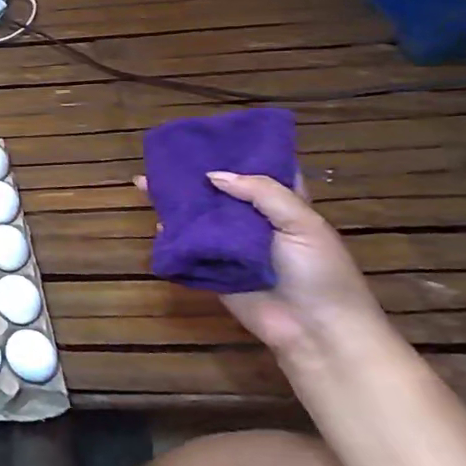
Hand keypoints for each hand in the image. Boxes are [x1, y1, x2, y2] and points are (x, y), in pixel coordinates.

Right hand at [136, 172, 385, 359]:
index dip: (237, 152)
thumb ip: (262, 192)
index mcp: (283, 205)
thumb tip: (212, 175)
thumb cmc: (320, 272)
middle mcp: (254, 221)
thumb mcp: (302, 222)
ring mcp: (231, 246)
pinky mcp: (214, 269)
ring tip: (145, 182)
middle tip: (164, 155)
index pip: (259, 171)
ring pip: (199, 217)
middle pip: (220, 192)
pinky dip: (170, 236)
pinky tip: (155, 221)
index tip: (208, 134)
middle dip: (194, 174)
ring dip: (175, 202)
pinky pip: (188, 249)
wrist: (316, 331)